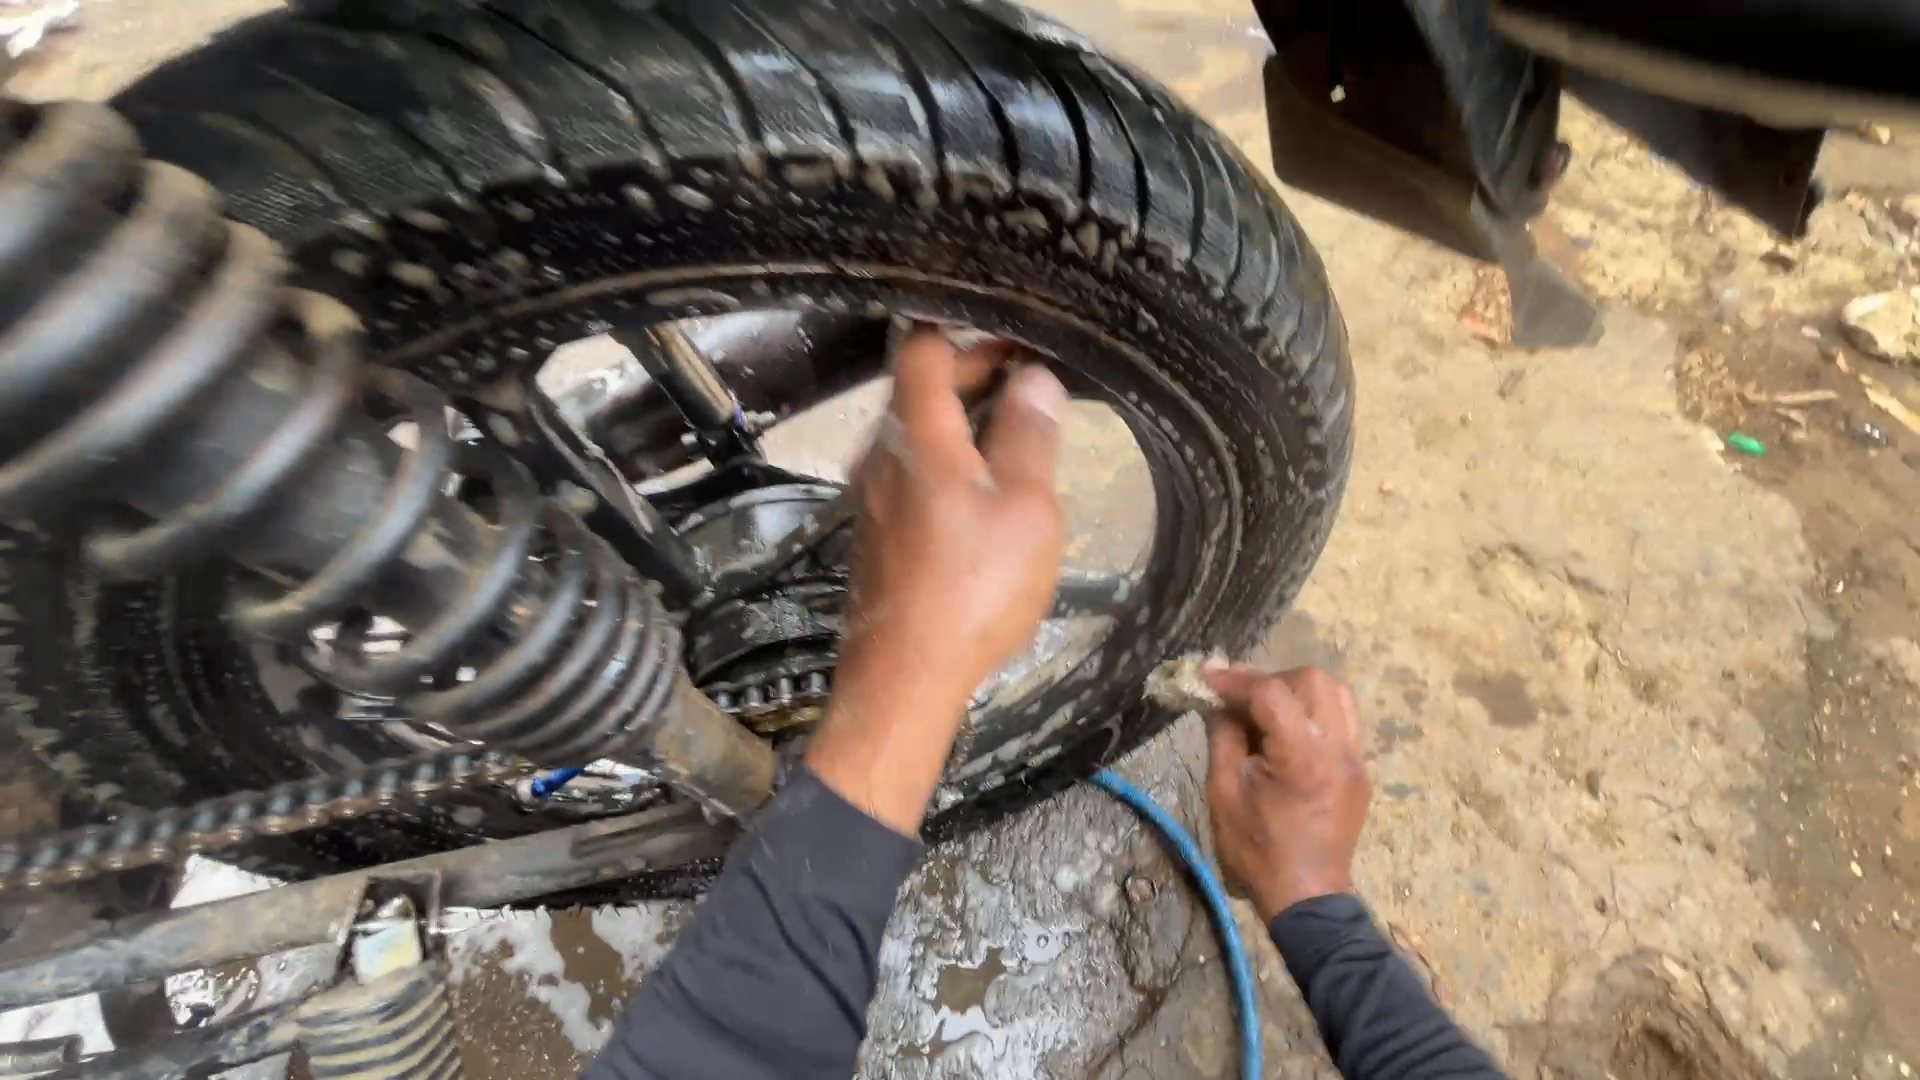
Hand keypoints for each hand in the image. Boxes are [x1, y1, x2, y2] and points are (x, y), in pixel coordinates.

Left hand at [806, 325, 1066, 832]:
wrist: (904, 676)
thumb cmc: (973, 589)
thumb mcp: (1024, 509)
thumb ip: (1028, 437)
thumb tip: (1035, 378)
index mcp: (917, 435)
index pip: (925, 347)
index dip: (970, 332)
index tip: (1018, 338)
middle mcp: (881, 456)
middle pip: (918, 390)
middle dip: (973, 375)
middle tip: (1028, 384)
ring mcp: (871, 496)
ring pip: (915, 435)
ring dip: (962, 421)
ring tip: (1015, 434)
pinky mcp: (875, 532)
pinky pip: (910, 473)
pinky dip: (946, 461)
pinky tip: (983, 491)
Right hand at [1203, 663, 1370, 920]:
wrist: (1306, 897)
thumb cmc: (1255, 847)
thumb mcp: (1223, 788)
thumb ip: (1223, 733)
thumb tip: (1220, 697)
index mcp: (1302, 758)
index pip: (1271, 692)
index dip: (1235, 679)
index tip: (1207, 677)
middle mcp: (1338, 750)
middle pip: (1312, 680)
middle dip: (1270, 679)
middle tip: (1240, 697)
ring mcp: (1355, 758)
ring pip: (1335, 692)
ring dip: (1295, 689)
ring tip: (1265, 708)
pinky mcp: (1359, 768)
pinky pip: (1341, 717)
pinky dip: (1312, 709)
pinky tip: (1286, 728)